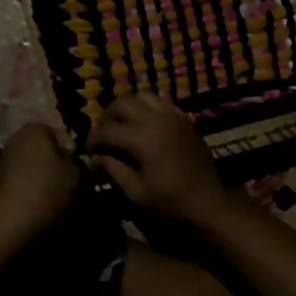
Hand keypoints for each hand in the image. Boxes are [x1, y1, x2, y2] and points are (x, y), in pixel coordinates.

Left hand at [0, 123, 82, 240]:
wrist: (7, 228)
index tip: (83, 170)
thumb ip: (82, 163)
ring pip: (33, 167)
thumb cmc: (48, 192)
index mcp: (35, 130)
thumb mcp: (78, 176)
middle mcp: (15, 140)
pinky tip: (39, 208)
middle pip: (45, 151)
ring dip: (45, 180)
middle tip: (74, 185)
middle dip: (59, 165)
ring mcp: (2, 162)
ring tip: (58, 200)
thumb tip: (79, 161)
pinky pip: (21, 183)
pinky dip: (30, 191)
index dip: (74, 152)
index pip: (62, 134)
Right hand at [88, 95, 229, 222]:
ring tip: (121, 125)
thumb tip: (97, 157)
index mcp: (144, 138)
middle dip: (107, 115)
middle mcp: (158, 119)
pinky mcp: (184, 118)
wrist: (208, 199)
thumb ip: (113, 169)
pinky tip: (144, 125)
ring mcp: (174, 116)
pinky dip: (147, 107)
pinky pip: (161, 102)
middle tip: (102, 133)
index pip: (108, 129)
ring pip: (143, 95)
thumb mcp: (136, 191)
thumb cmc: (171, 200)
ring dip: (127, 107)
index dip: (92, 138)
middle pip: (123, 102)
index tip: (87, 150)